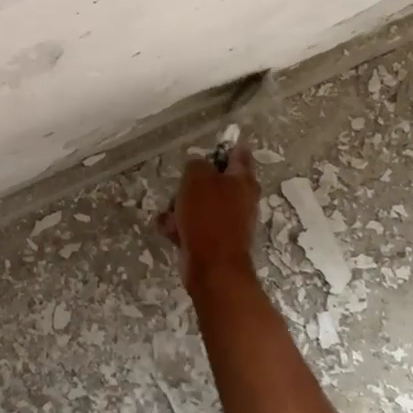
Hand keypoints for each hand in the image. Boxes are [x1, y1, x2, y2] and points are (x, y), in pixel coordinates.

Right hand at [157, 143, 259, 285]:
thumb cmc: (208, 216)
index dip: (228, 146)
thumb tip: (198, 165)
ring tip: (170, 214)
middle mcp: (241, 200)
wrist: (213, 268)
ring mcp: (230, 222)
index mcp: (243, 180)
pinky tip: (168, 230)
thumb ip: (197, 164)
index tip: (214, 144)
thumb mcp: (197, 178)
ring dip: (181, 206)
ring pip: (201, 204)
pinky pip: (194, 225)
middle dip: (193, 182)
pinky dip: (181, 227)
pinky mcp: (216, 241)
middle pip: (215, 180)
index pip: (239, 154)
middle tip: (181, 186)